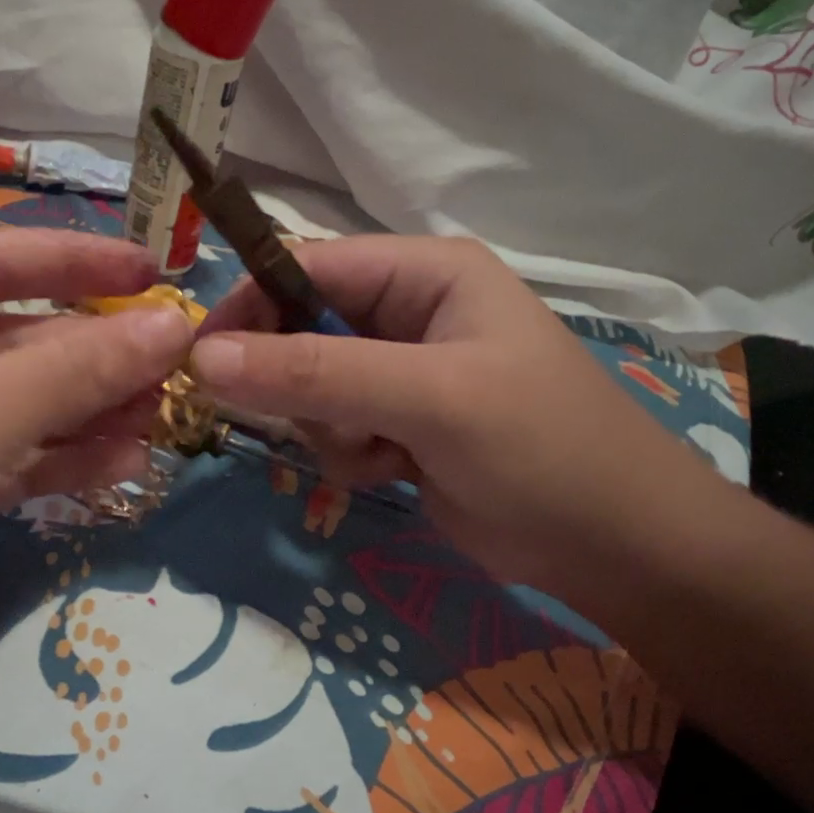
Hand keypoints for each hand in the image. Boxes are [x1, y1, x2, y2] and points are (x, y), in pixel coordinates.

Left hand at [0, 229, 191, 706]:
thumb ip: (77, 370)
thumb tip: (173, 324)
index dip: (75, 259)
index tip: (154, 270)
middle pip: (16, 334)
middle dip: (96, 350)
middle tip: (178, 362)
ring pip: (25, 401)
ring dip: (93, 408)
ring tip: (164, 417)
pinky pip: (20, 456)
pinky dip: (70, 458)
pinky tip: (128, 463)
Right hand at [189, 235, 727, 591]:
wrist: (611, 545)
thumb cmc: (538, 448)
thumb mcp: (429, 398)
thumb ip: (316, 373)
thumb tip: (204, 356)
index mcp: (425, 273)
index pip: (306, 267)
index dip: (250, 306)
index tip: (202, 361)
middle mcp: (408, 314)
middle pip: (300, 331)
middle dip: (302, 385)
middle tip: (325, 422)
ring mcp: (401, 375)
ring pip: (310, 390)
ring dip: (329, 428)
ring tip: (381, 452)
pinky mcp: (398, 427)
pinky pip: (333, 430)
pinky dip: (347, 454)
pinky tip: (392, 471)